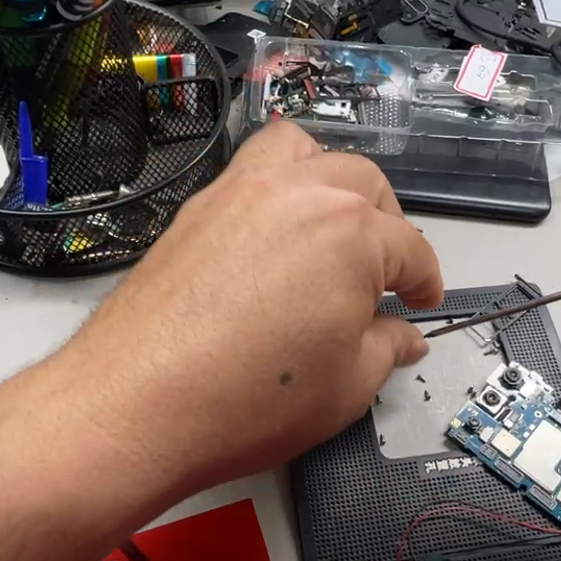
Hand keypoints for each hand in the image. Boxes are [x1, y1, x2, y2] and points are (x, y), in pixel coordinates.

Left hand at [58, 121, 442, 494]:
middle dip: (389, 226)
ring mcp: (242, 192)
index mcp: (351, 232)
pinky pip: (252, 170)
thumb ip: (387, 349)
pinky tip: (277, 236)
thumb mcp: (347, 387)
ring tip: (334, 227)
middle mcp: (297, 194)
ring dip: (333, 181)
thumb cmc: (238, 399)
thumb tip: (402, 337)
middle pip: (366, 185)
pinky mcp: (199, 207)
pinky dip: (280, 187)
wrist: (135, 407)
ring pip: (306, 153)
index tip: (422, 300)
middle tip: (386, 274)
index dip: (425, 281)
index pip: (410, 249)